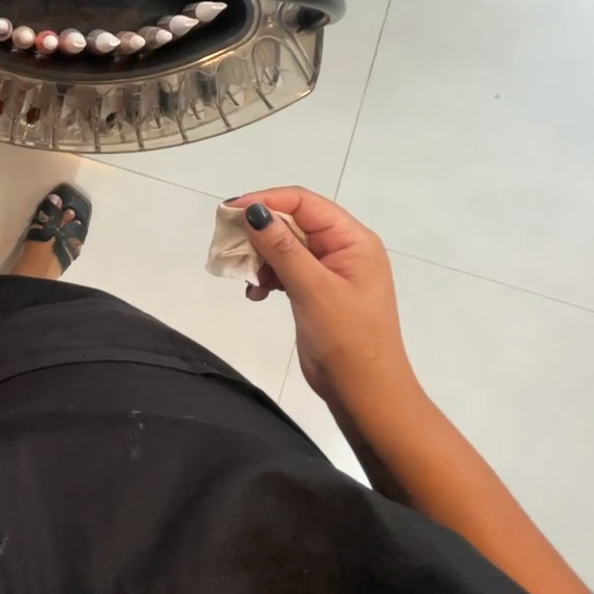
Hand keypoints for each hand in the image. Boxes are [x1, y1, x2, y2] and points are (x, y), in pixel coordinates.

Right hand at [231, 187, 415, 412]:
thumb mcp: (313, 289)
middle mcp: (342, 248)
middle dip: (259, 231)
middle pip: (291, 221)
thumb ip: (282, 247)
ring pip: (283, 245)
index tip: (230, 212)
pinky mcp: (315, 289)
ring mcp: (328, 270)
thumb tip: (254, 210)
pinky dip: (266, 276)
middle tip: (227, 242)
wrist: (366, 394)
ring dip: (259, 256)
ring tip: (245, 276)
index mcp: (352, 240)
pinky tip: (255, 293)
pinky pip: (283, 267)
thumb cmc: (348, 338)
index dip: (266, 200)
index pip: (303, 202)